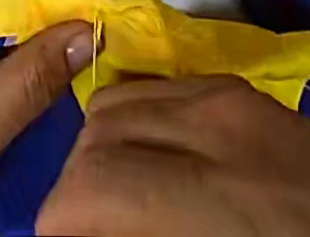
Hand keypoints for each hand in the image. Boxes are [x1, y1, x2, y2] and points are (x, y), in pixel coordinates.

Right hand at [36, 75, 309, 236]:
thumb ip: (144, 230)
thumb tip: (92, 220)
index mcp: (203, 190)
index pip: (80, 187)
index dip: (58, 227)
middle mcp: (210, 118)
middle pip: (97, 129)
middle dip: (78, 185)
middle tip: (94, 226)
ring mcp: (233, 94)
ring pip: (126, 96)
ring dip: (108, 146)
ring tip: (121, 196)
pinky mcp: (251, 89)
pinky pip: (168, 87)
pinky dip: (145, 121)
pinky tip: (160, 162)